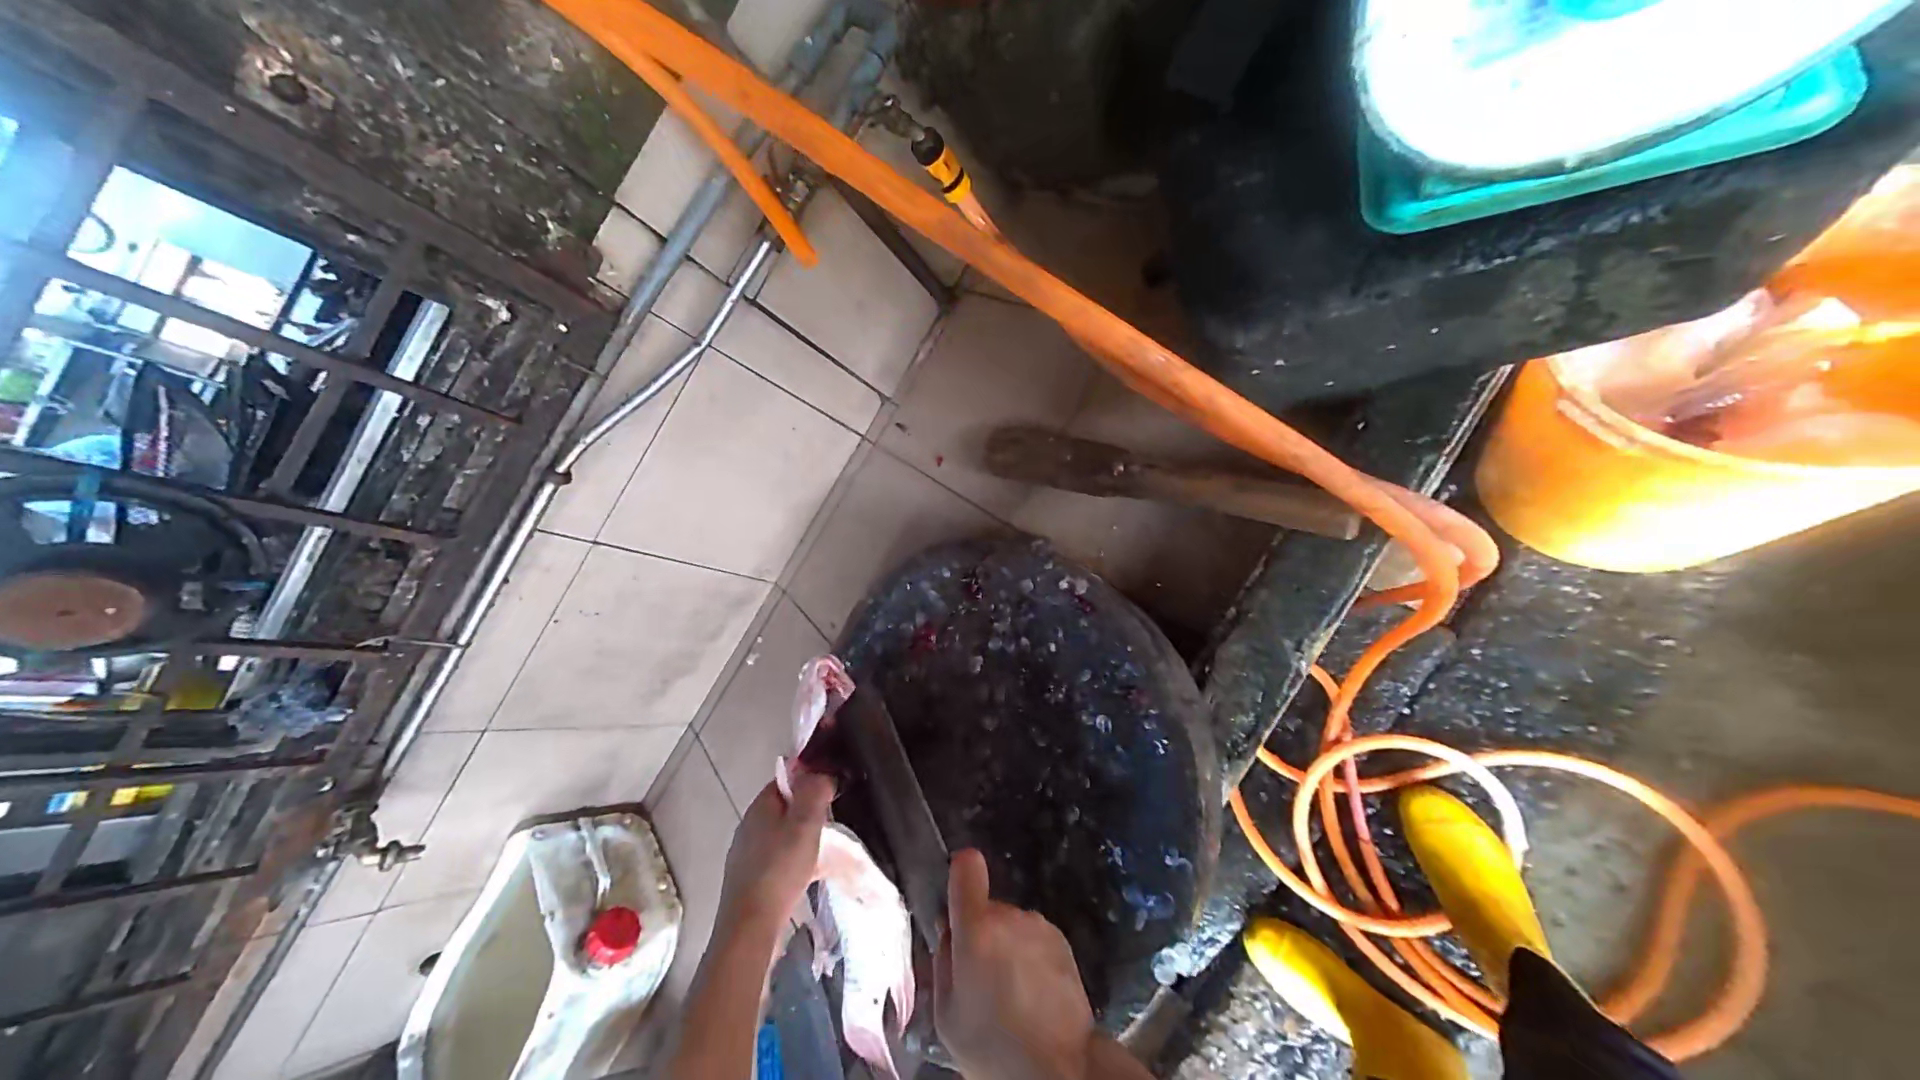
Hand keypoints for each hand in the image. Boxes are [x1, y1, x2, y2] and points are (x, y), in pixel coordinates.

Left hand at [716, 771, 833, 927]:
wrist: (750, 924)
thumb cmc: (781, 869)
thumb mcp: (806, 823)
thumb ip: (815, 791)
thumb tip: (822, 772)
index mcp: (761, 805)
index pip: (787, 779)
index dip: (810, 782)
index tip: (830, 796)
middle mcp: (749, 824)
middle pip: (784, 806)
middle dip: (807, 812)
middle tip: (829, 826)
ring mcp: (745, 851)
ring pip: (780, 833)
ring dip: (800, 837)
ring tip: (820, 853)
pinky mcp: (747, 876)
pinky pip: (775, 857)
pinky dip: (791, 859)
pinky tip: (803, 875)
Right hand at [935, 849, 1096, 1079]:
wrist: (1060, 1068)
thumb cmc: (992, 1046)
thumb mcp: (946, 1014)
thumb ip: (943, 961)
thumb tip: (949, 931)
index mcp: (977, 929)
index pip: (967, 867)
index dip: (960, 874)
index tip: (958, 897)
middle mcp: (1010, 915)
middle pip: (986, 908)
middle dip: (981, 933)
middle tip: (982, 980)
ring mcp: (1039, 925)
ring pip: (1010, 924)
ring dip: (1006, 945)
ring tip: (1011, 992)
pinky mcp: (1062, 939)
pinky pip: (1032, 937)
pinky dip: (1029, 955)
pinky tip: (1033, 992)